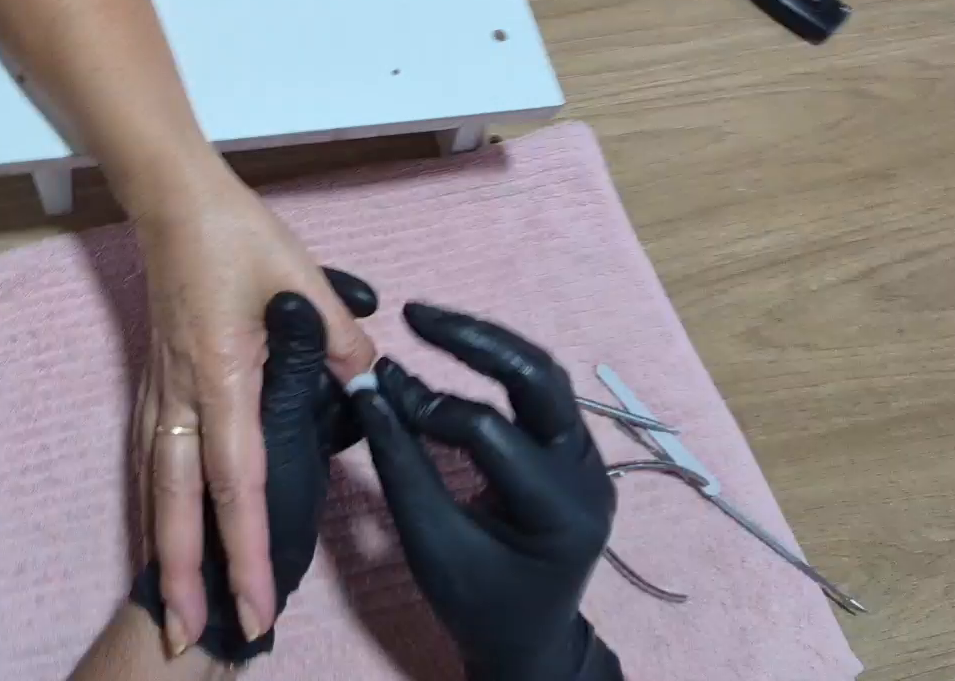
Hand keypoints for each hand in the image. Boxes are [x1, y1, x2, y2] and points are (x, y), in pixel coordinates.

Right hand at [133, 177, 377, 657]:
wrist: (174, 201)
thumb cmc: (234, 234)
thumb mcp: (299, 276)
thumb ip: (337, 335)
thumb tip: (369, 378)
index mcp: (221, 373)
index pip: (233, 479)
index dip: (242, 549)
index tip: (253, 608)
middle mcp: (181, 392)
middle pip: (174, 497)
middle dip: (183, 571)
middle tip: (183, 636)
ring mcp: (160, 383)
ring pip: (152, 477)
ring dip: (159, 542)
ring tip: (165, 595)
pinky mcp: (152, 371)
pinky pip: (145, 448)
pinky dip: (148, 495)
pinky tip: (153, 513)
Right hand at [351, 304, 624, 680]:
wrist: (527, 641)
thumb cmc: (474, 601)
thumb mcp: (426, 539)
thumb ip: (398, 461)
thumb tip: (368, 388)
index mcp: (559, 509)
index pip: (489, 432)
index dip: (430, 408)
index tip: (381, 394)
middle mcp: (585, 472)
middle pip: (537, 378)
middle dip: (471, 339)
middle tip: (414, 313)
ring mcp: (586, 458)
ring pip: (542, 375)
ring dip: (485, 342)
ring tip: (429, 322)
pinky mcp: (570, 451)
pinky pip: (537, 392)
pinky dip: (493, 365)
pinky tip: (456, 351)